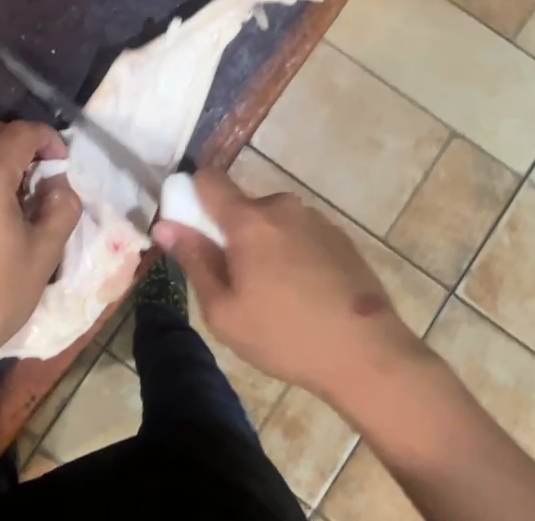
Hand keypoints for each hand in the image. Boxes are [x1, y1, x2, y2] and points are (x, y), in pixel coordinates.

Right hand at [154, 168, 425, 405]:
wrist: (370, 356)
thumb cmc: (286, 336)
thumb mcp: (224, 311)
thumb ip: (193, 261)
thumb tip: (165, 225)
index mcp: (249, 220)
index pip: (209, 178)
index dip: (192, 195)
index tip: (191, 228)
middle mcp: (283, 207)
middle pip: (241, 205)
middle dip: (231, 232)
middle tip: (237, 280)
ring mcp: (317, 221)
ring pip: (273, 221)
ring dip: (265, 244)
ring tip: (275, 294)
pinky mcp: (342, 239)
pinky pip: (301, 235)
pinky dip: (293, 254)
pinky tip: (305, 295)